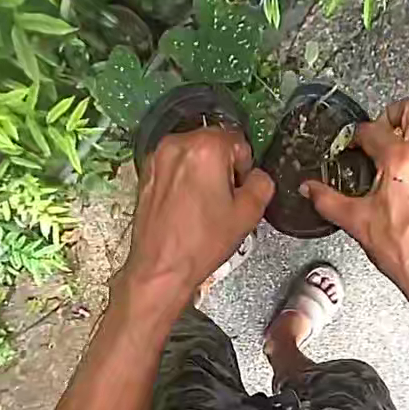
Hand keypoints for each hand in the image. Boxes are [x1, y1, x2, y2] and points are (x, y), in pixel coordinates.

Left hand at [120, 126, 272, 307]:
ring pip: (193, 155)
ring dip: (203, 173)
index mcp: (206, 148)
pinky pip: (174, 167)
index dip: (244, 167)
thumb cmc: (200, 243)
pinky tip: (186, 208)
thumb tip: (258, 177)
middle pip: (213, 144)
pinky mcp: (146, 174)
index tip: (239, 190)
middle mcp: (177, 145)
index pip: (238, 142)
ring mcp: (157, 159)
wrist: (161, 267)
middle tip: (223, 200)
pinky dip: (183, 180)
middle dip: (223, 167)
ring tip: (203, 206)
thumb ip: (262, 184)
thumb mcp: (248, 214)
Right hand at [303, 96, 408, 304]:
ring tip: (400, 163)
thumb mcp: (356, 222)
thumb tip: (310, 189)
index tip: (355, 144)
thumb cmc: (405, 251)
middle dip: (396, 115)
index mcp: (401, 161)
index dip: (359, 135)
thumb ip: (327, 199)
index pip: (375, 129)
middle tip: (384, 132)